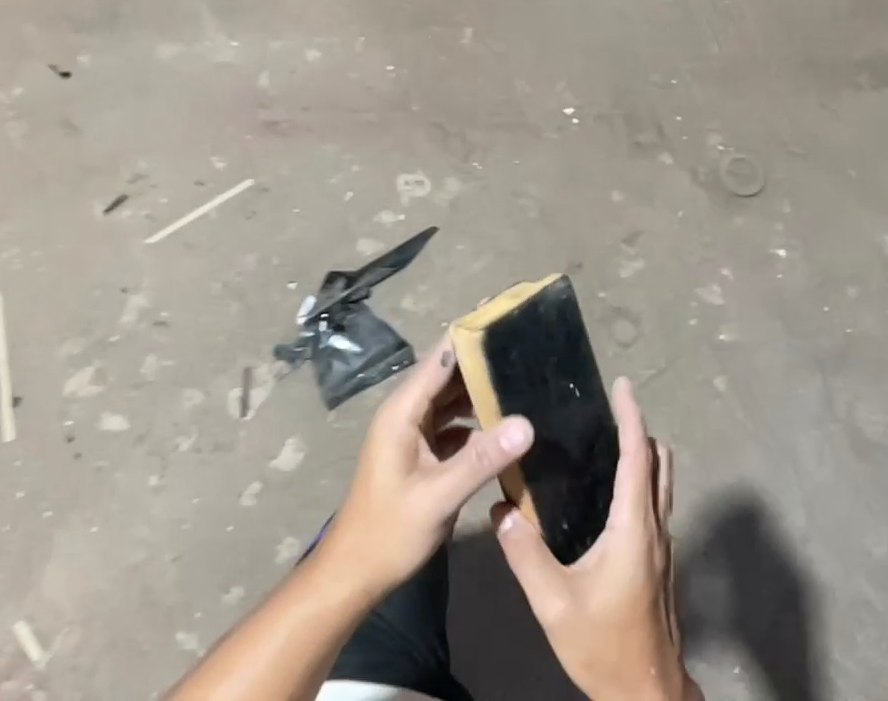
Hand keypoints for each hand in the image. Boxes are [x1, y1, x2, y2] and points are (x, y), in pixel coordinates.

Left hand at [316, 338, 534, 599]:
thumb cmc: (388, 531)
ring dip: (484, 390)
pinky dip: (479, 419)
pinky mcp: (423, 452)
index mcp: (402, 411)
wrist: (355, 573)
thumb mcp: (438, 496)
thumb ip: (481, 458)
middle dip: (485, 360)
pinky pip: (455, 423)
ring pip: (453, 398)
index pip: (441, 357)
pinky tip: (509, 424)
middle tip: (531, 346)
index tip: (509, 313)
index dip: (472, 333)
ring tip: (528, 377)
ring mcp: (413, 432)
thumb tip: (526, 422)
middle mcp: (407, 413)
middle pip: (450, 373)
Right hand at [493, 378, 697, 700]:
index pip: (638, 458)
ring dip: (643, 453)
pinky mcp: (659, 559)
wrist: (646, 690)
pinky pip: (654, 502)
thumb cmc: (602, 645)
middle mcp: (654, 528)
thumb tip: (501, 509)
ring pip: (661, 482)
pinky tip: (608, 489)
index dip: (631, 418)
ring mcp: (662, 544)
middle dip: (639, 430)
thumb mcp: (553, 603)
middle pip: (659, 463)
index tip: (622, 386)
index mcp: (633, 529)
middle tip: (607, 409)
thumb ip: (525, 554)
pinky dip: (640, 479)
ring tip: (606, 439)